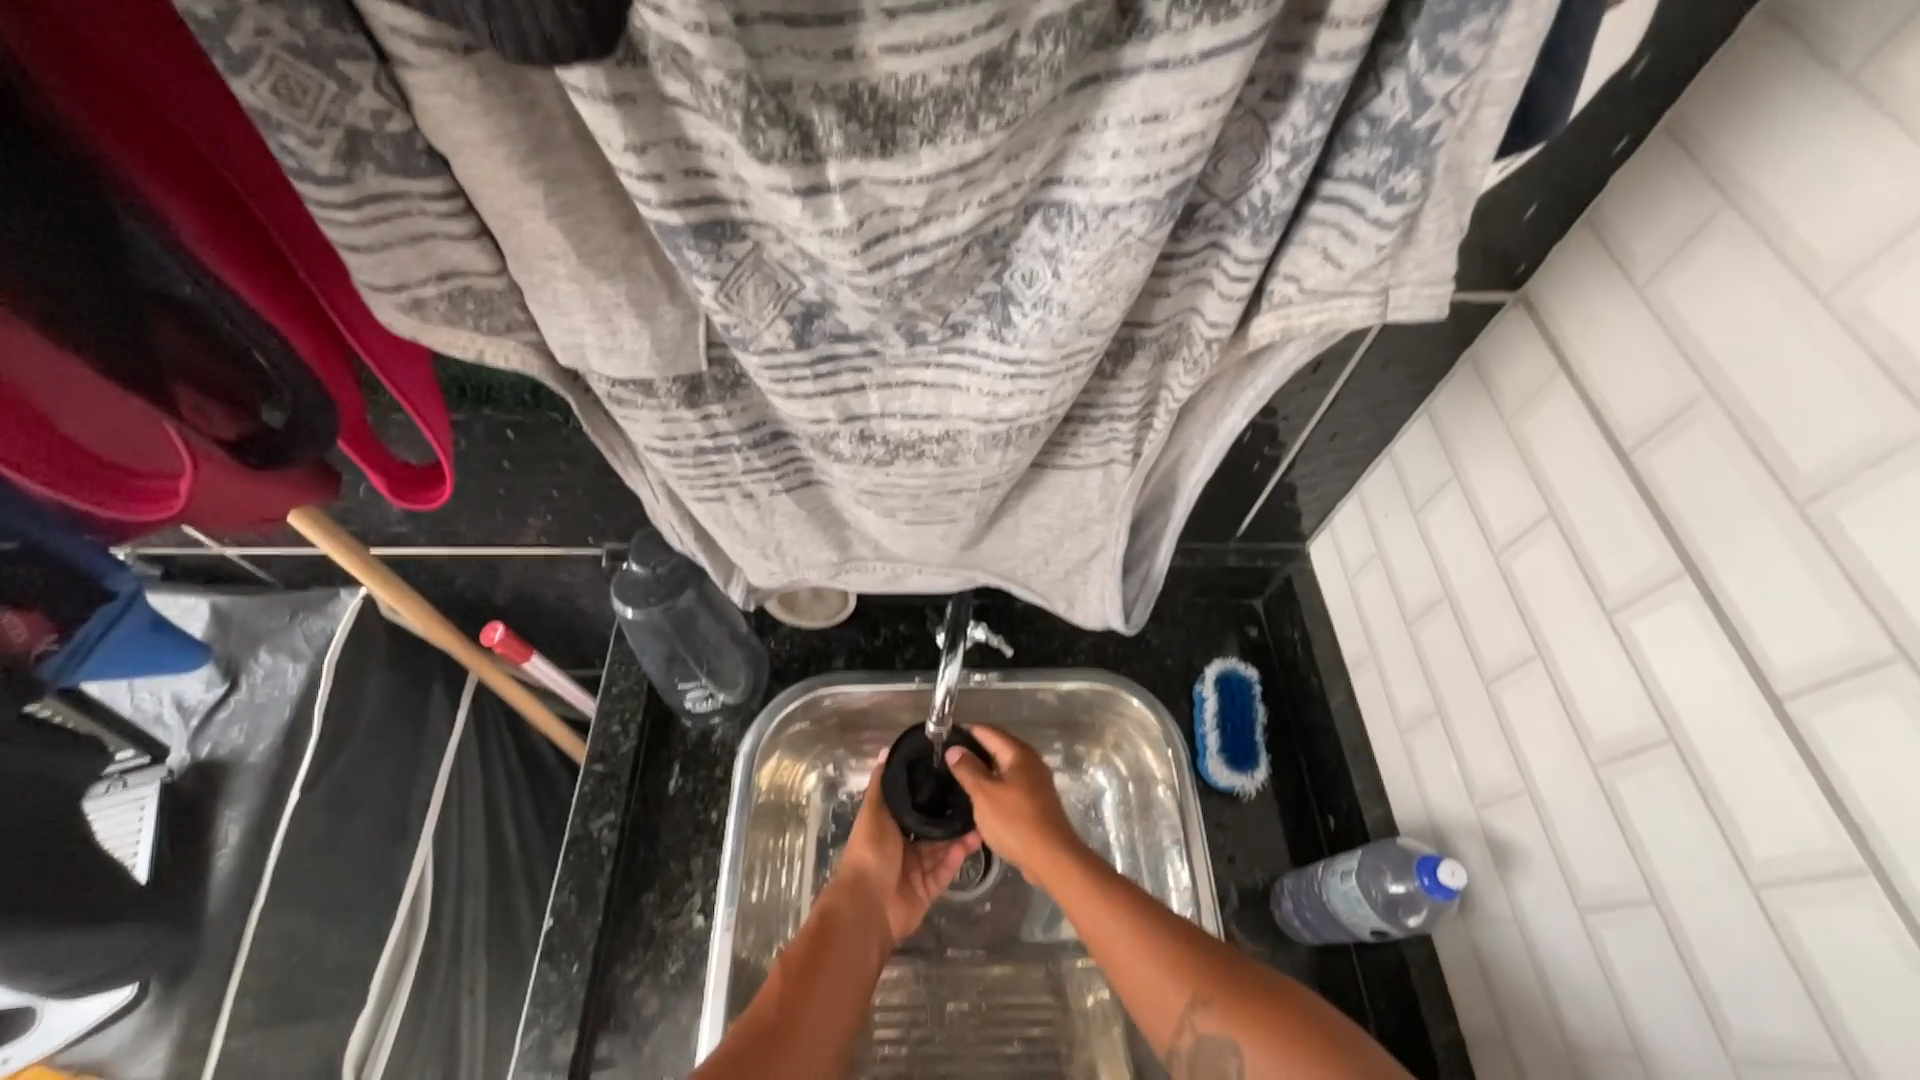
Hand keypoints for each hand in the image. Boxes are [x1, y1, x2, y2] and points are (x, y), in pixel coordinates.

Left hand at [834, 756, 981, 944]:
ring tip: (982, 819)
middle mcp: (903, 846)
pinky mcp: (929, 889)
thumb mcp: (874, 811)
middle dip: (951, 815)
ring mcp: (917, 869)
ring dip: (960, 835)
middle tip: (976, 798)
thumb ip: (883, 784)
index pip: (913, 806)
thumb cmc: (869, 852)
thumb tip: (887, 750)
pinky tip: (973, 841)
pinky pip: (947, 869)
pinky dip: (958, 856)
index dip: (931, 792)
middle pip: (932, 828)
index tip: (953, 775)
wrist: (868, 905)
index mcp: (888, 826)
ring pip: (943, 847)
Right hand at [943, 725, 1081, 878]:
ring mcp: (1036, 783)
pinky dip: (996, 785)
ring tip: (960, 775)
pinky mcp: (1037, 802)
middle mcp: (1031, 762)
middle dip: (976, 750)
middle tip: (949, 757)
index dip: (968, 732)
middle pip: (999, 748)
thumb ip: (968, 769)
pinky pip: (1011, 785)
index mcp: (1019, 754)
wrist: (1051, 857)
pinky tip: (981, 796)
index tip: (946, 736)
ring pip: (1005, 768)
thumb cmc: (1015, 821)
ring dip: (985, 769)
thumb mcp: (984, 793)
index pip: (989, 732)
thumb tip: (955, 748)